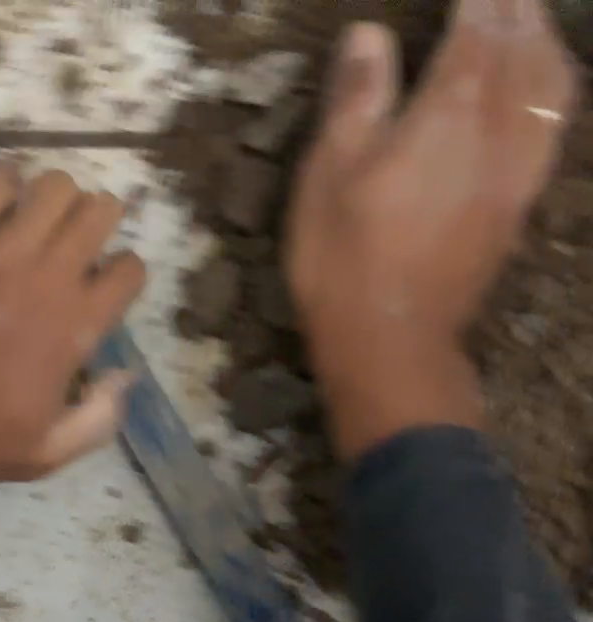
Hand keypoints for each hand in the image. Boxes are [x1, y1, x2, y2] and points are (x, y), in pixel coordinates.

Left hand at [0, 162, 147, 513]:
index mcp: (76, 325)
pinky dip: (2, 182)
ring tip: (35, 223)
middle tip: (69, 249)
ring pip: (54, 186)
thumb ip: (99, 418)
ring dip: (54, 198)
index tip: (96, 294)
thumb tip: (124, 377)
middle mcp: (47, 277)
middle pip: (101, 211)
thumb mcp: (44, 453)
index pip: (130, 269)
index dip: (119, 278)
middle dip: (96, 224)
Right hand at [286, 1, 577, 458]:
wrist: (390, 328)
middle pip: (521, 46)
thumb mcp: (327, 175)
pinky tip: (546, 81)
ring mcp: (522, 158)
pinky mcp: (525, 190)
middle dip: (514, 10)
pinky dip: (555, 81)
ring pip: (550, 76)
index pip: (474, 32)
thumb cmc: (340, 253)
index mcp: (446, 112)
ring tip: (530, 18)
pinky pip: (557, 115)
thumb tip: (368, 33)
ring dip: (543, 38)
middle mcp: (500, 122)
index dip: (476, 1)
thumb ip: (355, 100)